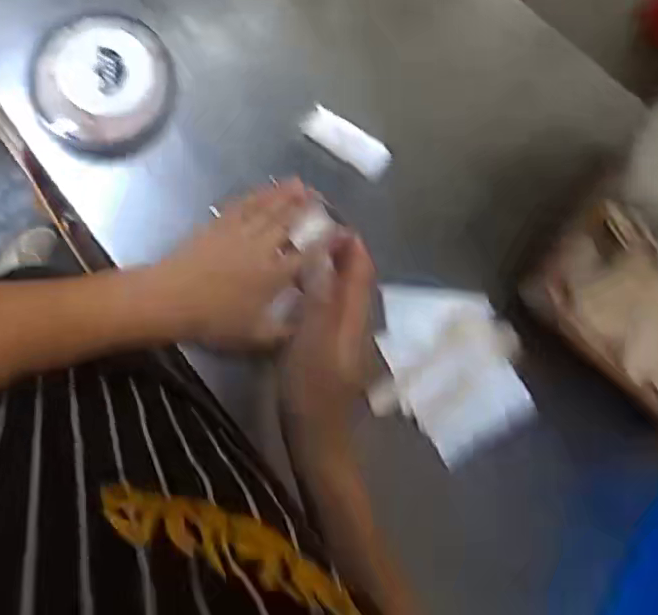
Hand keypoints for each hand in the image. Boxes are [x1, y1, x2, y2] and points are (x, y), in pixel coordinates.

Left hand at [135, 180, 311, 351]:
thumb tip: (305, 323)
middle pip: (288, 222)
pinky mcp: (216, 225)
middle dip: (307, 207)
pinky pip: (241, 205)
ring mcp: (237, 232)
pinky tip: (262, 190)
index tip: (344, 229)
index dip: (328, 240)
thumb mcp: (255, 336)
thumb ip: (284, 330)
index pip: (308, 253)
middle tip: (321, 196)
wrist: (171, 298)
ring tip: (299, 183)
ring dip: (283, 194)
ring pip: (266, 208)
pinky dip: (255, 195)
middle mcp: (260, 248)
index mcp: (274, 275)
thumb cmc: (213, 321)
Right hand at [280, 230, 377, 440]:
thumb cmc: (312, 388)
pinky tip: (297, 288)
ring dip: (329, 268)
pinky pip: (328, 307)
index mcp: (354, 318)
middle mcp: (353, 324)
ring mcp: (341, 339)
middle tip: (310, 227)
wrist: (315, 439)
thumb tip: (324, 253)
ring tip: (302, 248)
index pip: (360, 272)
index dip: (351, 244)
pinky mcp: (327, 349)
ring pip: (341, 293)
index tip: (330, 217)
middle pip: (353, 280)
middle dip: (339, 251)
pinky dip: (319, 288)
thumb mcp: (312, 338)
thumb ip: (321, 296)